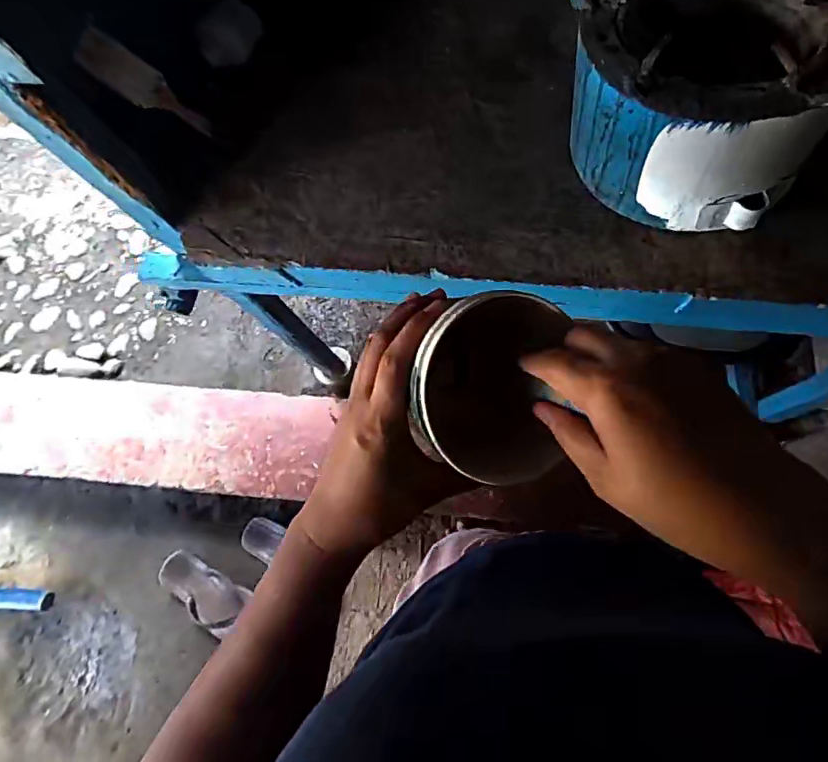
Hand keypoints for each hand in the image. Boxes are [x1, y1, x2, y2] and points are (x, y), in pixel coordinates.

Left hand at [291, 292, 473, 560]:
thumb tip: (499, 457)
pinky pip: (366, 365)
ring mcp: (351, 404)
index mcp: (381, 416)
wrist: (328, 528)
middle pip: (378, 344)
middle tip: (435, 297)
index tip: (441, 305)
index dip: (418, 326)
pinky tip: (399, 346)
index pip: (397, 357)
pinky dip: (384, 344)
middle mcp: (362, 401)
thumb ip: (463, 471)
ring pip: (368, 351)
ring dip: (391, 325)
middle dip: (404, 314)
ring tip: (417, 308)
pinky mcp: (348, 410)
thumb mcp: (426, 490)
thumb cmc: (376, 509)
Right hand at [521, 327, 827, 578]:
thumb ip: (571, 435)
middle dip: (565, 347)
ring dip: (598, 351)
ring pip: (618, 339)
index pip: (556, 361)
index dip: (535, 361)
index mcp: (605, 390)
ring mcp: (669, 358)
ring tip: (592, 378)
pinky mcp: (696, 365)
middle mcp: (634, 361)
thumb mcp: (609, 481)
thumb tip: (543, 407)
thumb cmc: (674, 505)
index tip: (523, 365)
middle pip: (586, 334)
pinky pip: (648, 350)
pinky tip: (634, 386)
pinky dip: (629, 359)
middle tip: (556, 370)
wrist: (761, 503)